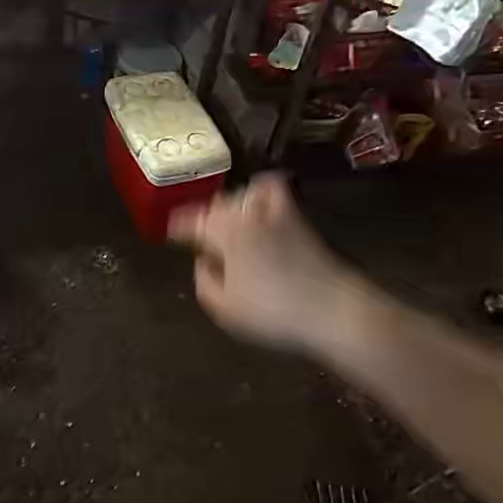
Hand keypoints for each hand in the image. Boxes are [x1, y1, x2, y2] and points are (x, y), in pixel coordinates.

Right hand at [169, 173, 357, 354]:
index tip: (169, 233)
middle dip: (203, 216)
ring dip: (229, 205)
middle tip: (197, 234)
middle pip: (216, 205)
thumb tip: (204, 262)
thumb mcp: (225, 308)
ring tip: (226, 220)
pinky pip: (275, 190)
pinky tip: (259, 203)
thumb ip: (205, 282)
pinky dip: (261, 191)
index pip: (191, 221)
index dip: (177, 227)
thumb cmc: (272, 311)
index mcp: (224, 232)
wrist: (333, 308)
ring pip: (242, 194)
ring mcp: (276, 212)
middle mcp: (246, 214)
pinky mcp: (299, 218)